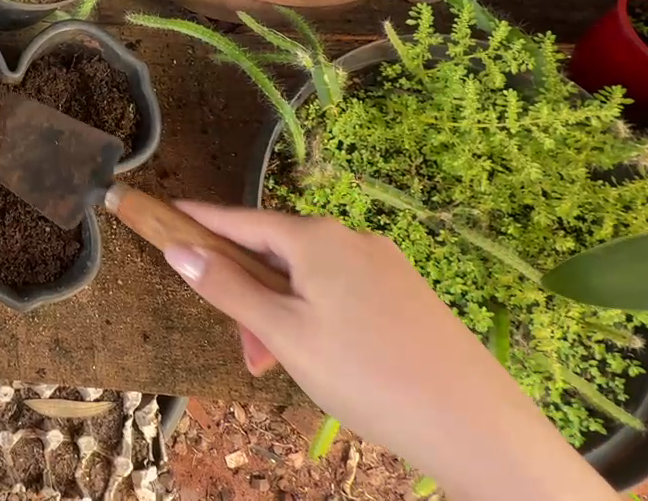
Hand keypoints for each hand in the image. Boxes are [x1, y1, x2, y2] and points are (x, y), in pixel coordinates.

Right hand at [162, 201, 612, 500]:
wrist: (484, 434)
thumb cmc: (367, 375)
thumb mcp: (282, 333)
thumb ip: (226, 287)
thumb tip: (177, 249)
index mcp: (316, 238)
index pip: (238, 219)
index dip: (198, 220)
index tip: (163, 214)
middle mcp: (351, 239)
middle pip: (274, 252)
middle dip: (248, 292)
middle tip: (244, 349)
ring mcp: (386, 266)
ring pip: (308, 277)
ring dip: (281, 312)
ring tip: (282, 366)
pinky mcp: (409, 296)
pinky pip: (341, 292)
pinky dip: (315, 316)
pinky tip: (325, 360)